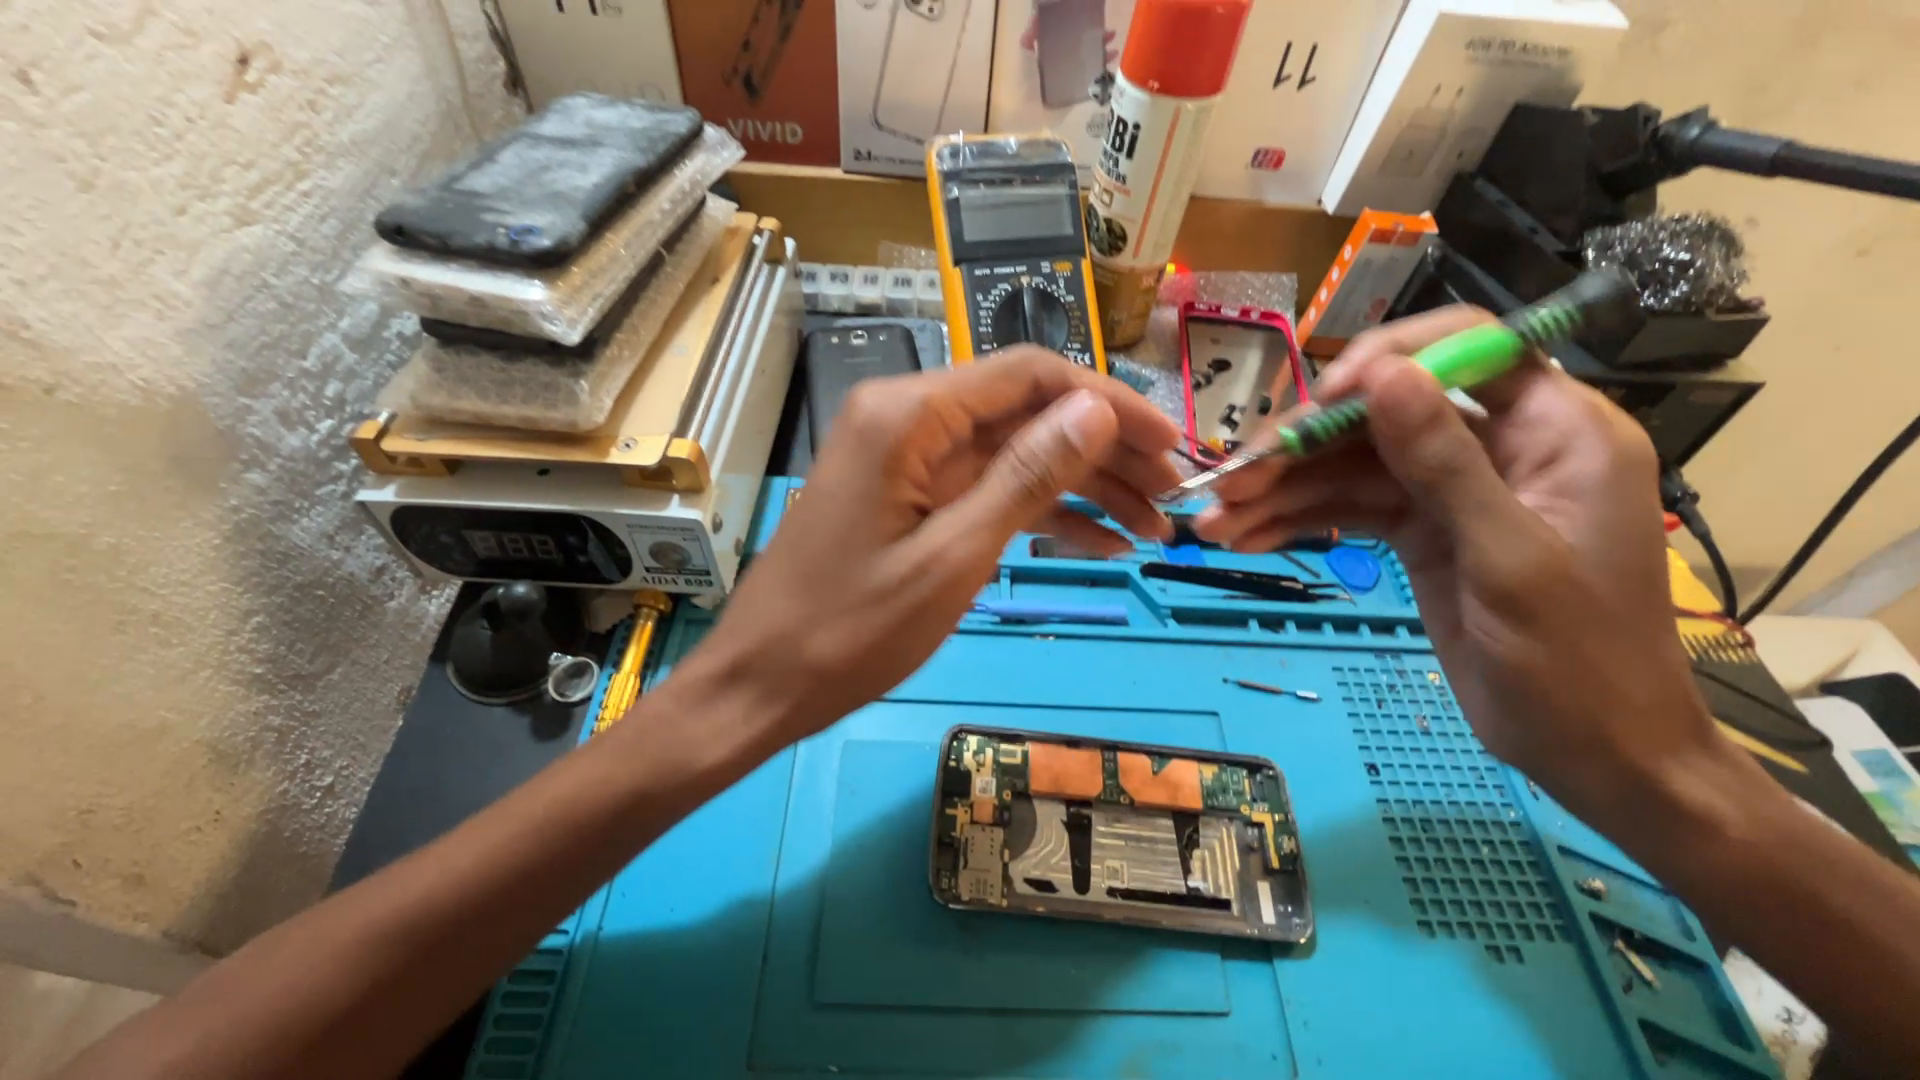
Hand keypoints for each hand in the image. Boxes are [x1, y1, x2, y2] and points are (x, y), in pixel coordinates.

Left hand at [706, 348, 1180, 739]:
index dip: (1108, 403)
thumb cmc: (850, 630)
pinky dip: (1040, 514)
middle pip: (1027, 414)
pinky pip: (987, 492)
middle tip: (1174, 497)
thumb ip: (1025, 477)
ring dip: (1083, 487)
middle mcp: (908, 421)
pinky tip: (1101, 545)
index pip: (1030, 376)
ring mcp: (908, 463)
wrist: (763, 684)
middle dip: (1104, 450)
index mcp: (909, 415)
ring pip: (1014, 456)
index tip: (1172, 444)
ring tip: (1153, 530)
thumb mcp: (951, 558)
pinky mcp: (910, 501)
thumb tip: (1096, 409)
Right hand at [1194, 307, 1718, 824]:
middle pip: (1384, 413)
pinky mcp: (1418, 532)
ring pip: (1353, 465)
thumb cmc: (1577, 659)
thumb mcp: (1509, 558)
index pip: (1467, 349)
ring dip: (1282, 491)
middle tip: (1231, 482)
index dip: (1388, 362)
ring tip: (1214, 523)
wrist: (1592, 753)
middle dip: (1303, 446)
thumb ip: (1445, 461)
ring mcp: (1451, 491)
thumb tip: (1382, 374)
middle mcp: (1499, 446)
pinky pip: (1349, 509)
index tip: (1320, 403)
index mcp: (1555, 431)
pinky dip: (1297, 522)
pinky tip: (1245, 539)